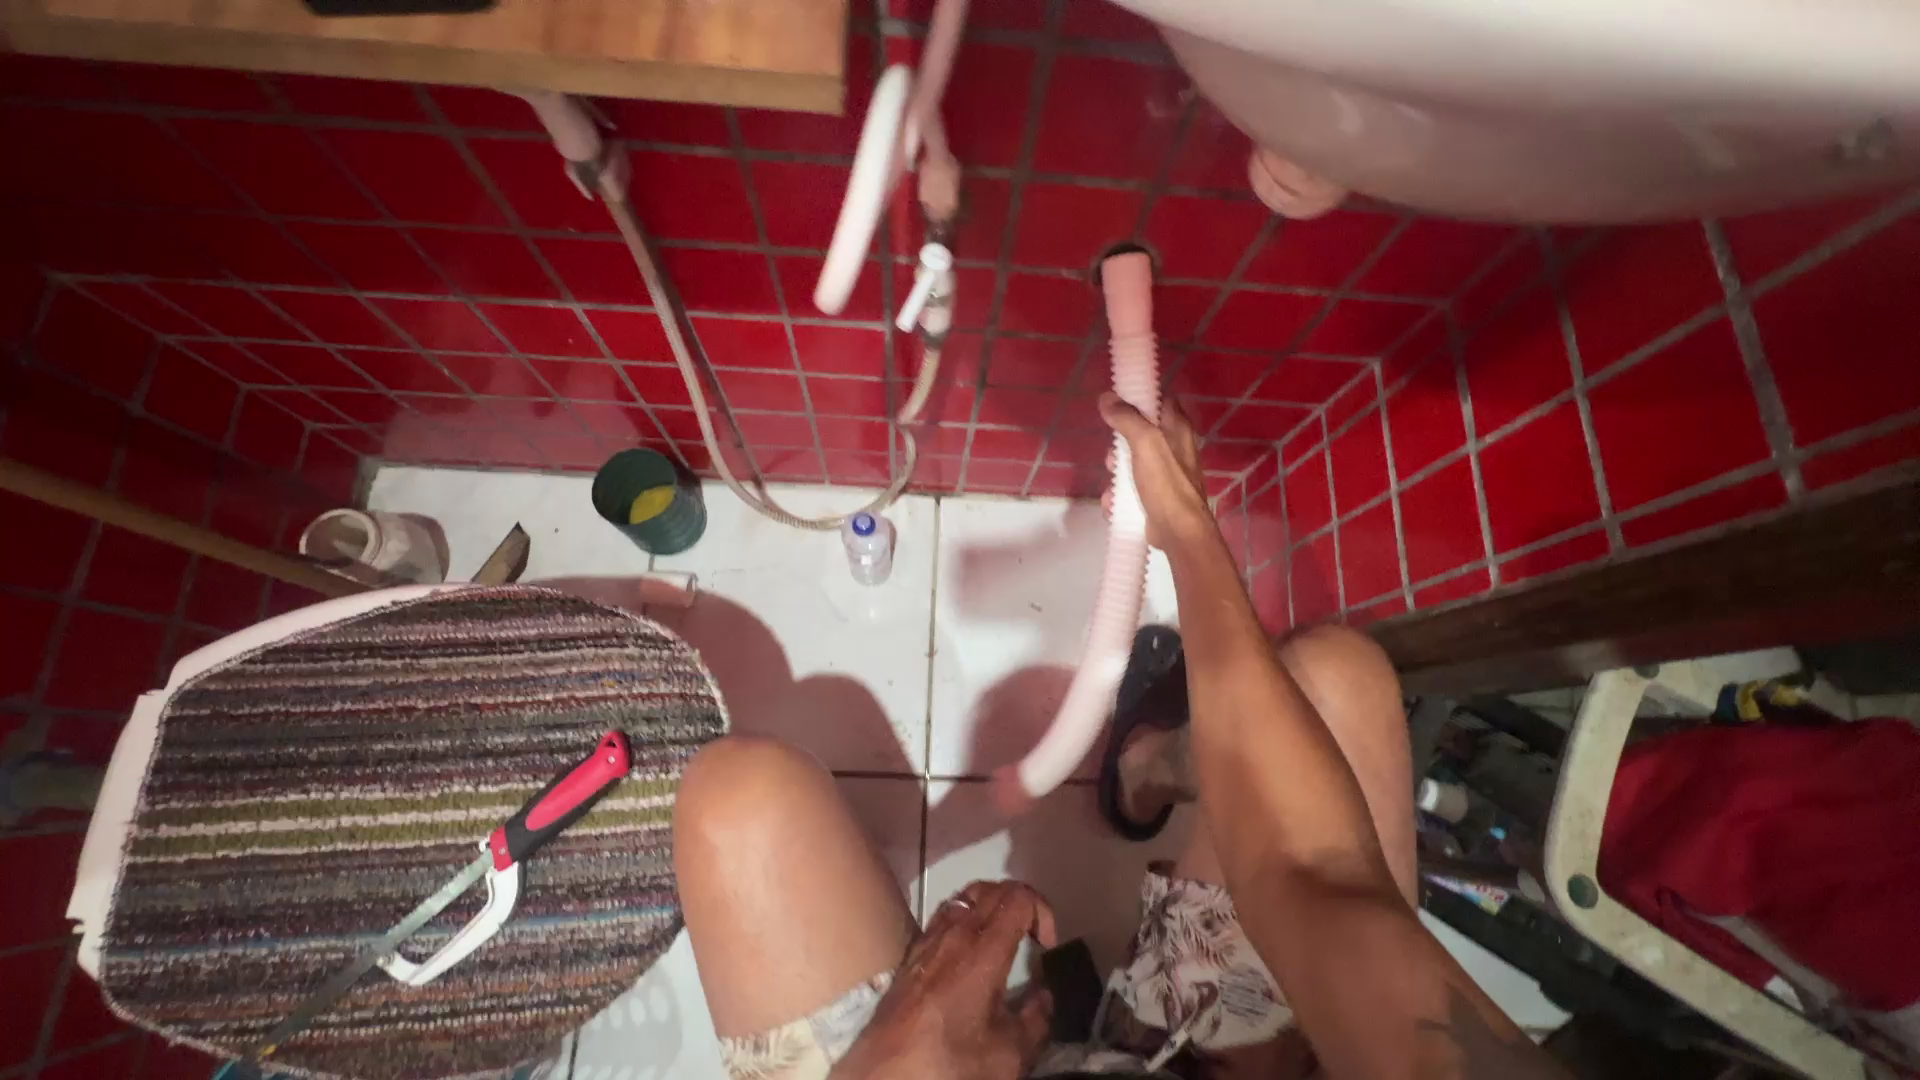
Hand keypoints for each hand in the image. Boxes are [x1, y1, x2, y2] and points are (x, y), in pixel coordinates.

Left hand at [831, 881, 1058, 1079]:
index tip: (1046, 948)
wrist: (882, 1078)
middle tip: (1033, 940)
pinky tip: (970, 952)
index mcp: (982, 950)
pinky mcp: (912, 953)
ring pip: (966, 895)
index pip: (1018, 897)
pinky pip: (945, 914)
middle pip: (993, 888)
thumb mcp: (1007, 1058)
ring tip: (1005, 939)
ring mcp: (929, 939)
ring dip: (992, 905)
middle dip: (1022, 904)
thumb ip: (1036, 1020)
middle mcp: (954, 933)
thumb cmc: (948, 1066)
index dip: (1043, 911)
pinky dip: (967, 918)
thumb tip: (1045, 995)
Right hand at [1100, 393, 1214, 551]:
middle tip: (1112, 456)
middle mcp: (1174, 448)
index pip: (1161, 401)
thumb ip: (1127, 418)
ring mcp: (1165, 475)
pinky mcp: (1156, 497)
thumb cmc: (1165, 483)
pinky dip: (1120, 497)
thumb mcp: (1145, 443)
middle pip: (1140, 435)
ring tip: (1112, 487)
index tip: (1118, 406)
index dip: (1140, 400)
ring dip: (1116, 476)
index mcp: (1178, 429)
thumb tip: (1107, 397)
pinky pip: (1131, 490)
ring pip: (1131, 465)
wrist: (1178, 532)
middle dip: (1119, 446)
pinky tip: (1114, 505)